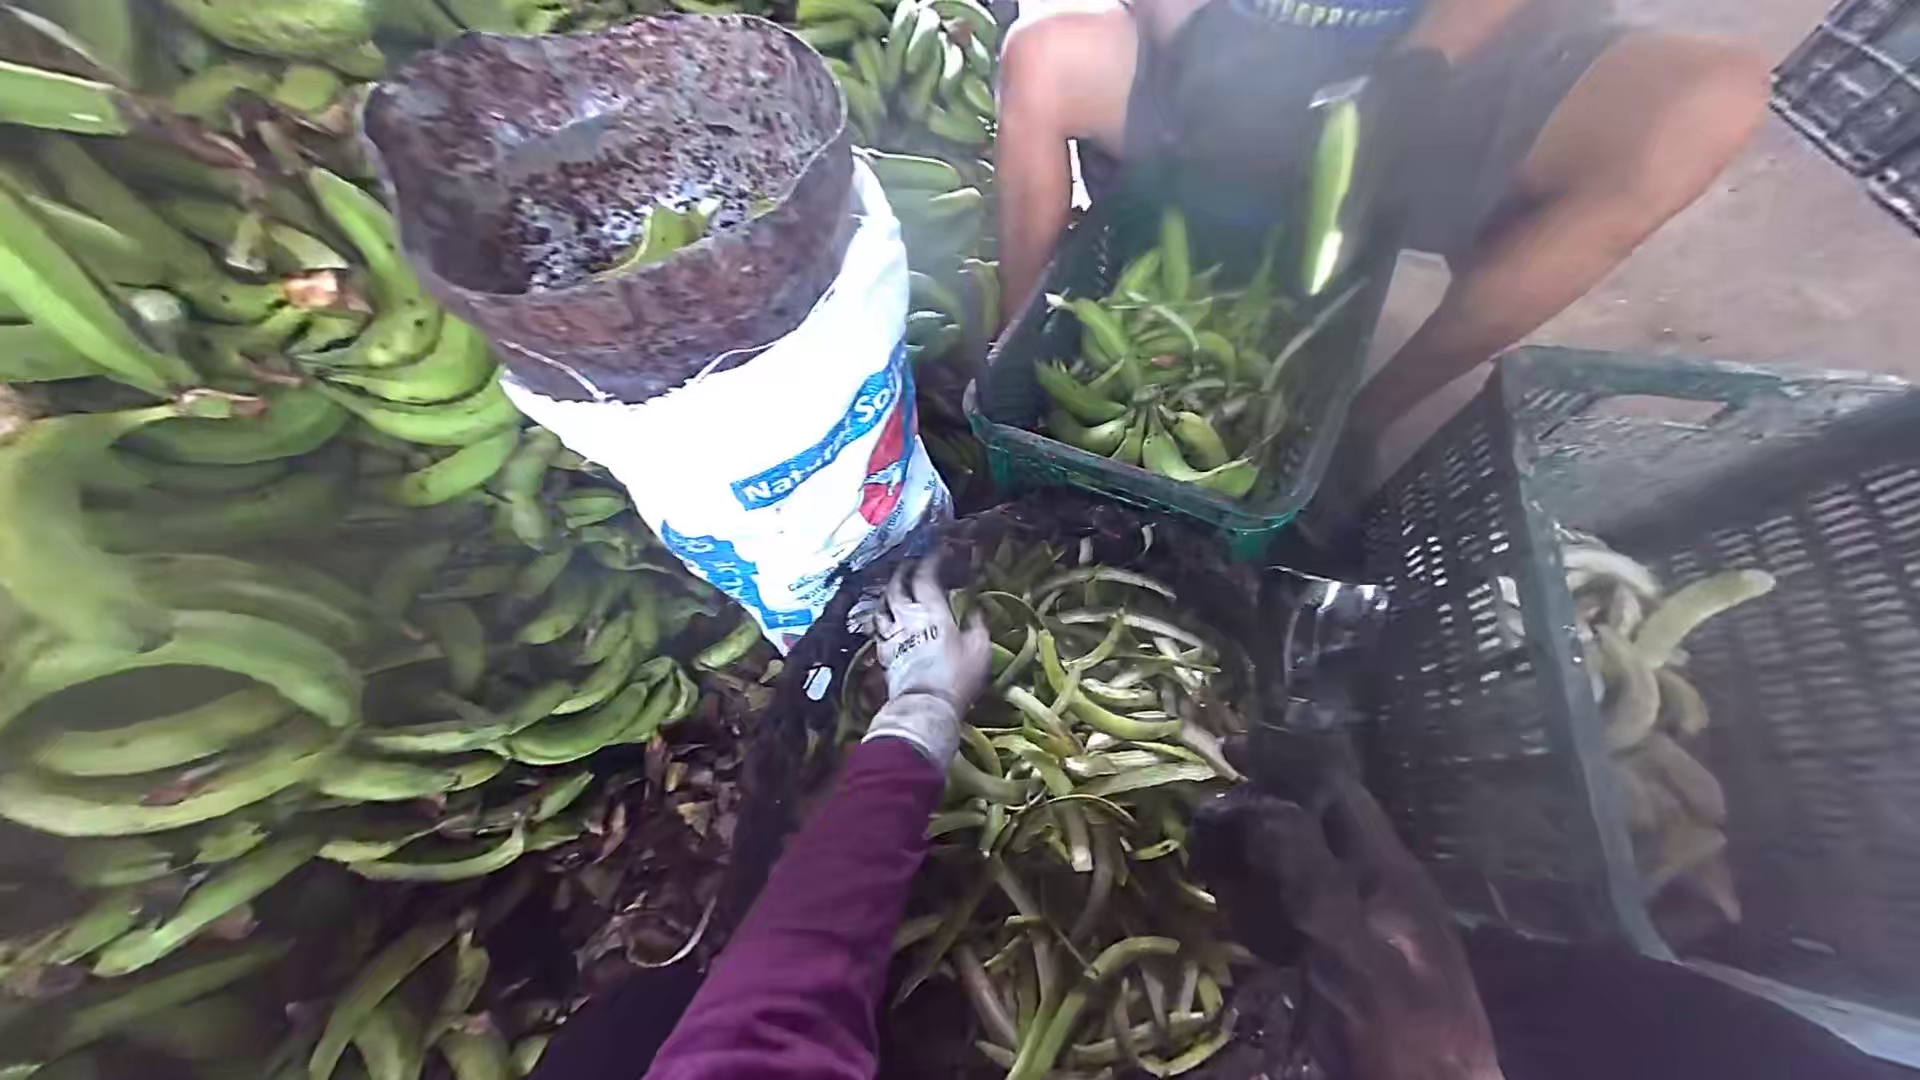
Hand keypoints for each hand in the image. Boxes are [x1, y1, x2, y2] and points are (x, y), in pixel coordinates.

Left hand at [863, 555, 991, 767]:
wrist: (926, 706)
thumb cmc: (957, 675)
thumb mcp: (979, 647)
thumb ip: (977, 623)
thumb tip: (977, 607)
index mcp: (931, 610)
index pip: (925, 576)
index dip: (931, 560)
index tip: (939, 552)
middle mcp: (906, 616)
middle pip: (896, 586)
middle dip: (903, 571)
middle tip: (911, 565)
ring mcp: (891, 635)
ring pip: (882, 606)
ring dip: (888, 594)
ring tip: (895, 591)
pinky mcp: (883, 654)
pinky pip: (879, 630)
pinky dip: (883, 620)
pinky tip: (888, 622)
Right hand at [1192, 759, 1501, 1079]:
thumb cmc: (1400, 1042)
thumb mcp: (1352, 952)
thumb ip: (1307, 870)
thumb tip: (1258, 800)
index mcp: (1385, 868)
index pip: (1332, 786)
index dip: (1283, 759)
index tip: (1228, 750)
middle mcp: (1366, 881)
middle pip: (1298, 820)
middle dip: (1249, 817)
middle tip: (1205, 833)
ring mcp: (1348, 918)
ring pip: (1282, 861)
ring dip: (1244, 864)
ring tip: (1217, 882)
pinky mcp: (1329, 951)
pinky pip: (1280, 906)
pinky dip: (1252, 906)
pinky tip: (1242, 931)